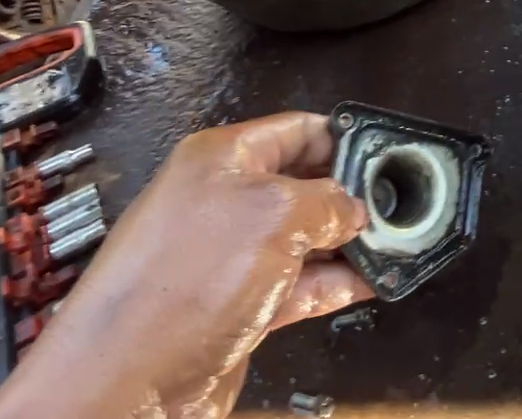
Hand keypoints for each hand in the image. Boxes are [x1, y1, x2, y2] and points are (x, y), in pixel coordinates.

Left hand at [0, 112, 372, 418]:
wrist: (121, 391)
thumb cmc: (196, 277)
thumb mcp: (275, 216)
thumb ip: (329, 201)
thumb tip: (355, 210)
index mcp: (222, 157)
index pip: (298, 129)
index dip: (345, 137)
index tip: (389, 155)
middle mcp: (224, 199)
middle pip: (304, 182)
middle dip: (352, 193)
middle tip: (400, 202)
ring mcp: (230, 256)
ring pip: (305, 235)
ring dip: (349, 240)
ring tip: (397, 242)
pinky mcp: (238, 305)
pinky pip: (297, 282)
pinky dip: (333, 280)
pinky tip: (372, 281)